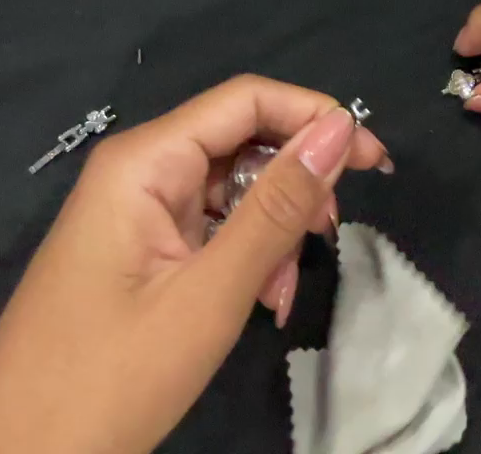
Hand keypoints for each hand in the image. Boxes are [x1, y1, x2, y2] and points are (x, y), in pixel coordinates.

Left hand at [0, 76, 389, 453]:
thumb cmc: (108, 381)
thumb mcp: (211, 293)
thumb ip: (278, 205)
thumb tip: (341, 126)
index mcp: (146, 158)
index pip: (247, 99)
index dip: (315, 115)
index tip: (372, 159)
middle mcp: (140, 169)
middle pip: (240, 142)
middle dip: (294, 181)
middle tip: (332, 232)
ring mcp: (136, 210)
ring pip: (230, 189)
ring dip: (272, 230)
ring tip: (281, 290)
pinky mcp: (138, 249)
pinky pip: (209, 227)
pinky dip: (244, 256)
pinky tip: (259, 300)